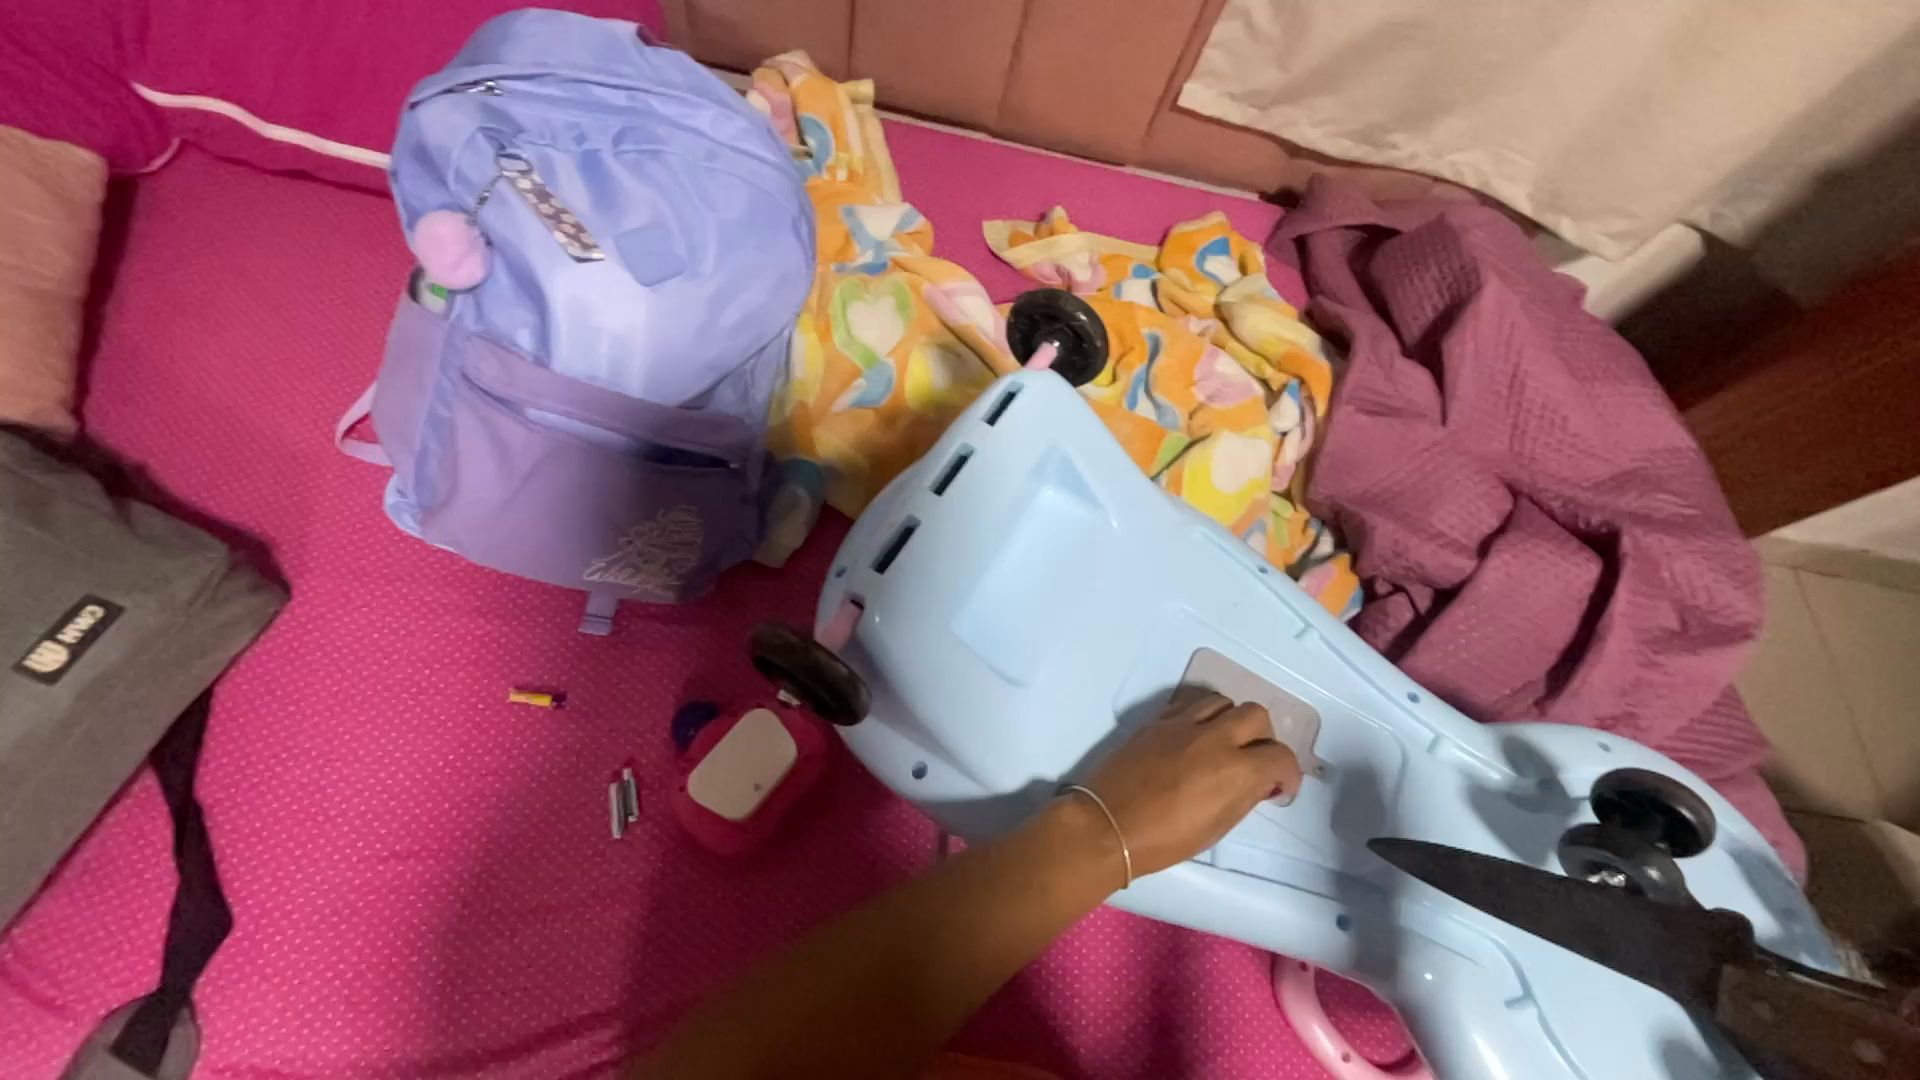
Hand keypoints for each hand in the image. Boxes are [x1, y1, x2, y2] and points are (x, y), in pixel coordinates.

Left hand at [1077, 692, 1302, 877]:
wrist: (1109, 824)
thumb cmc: (1165, 839)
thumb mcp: (1217, 827)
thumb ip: (1245, 796)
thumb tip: (1261, 781)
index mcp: (1236, 770)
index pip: (1281, 756)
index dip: (1288, 773)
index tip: (1279, 787)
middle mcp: (1214, 738)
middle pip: (1256, 714)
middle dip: (1263, 737)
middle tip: (1253, 759)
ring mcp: (1182, 724)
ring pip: (1222, 701)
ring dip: (1231, 719)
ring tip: (1222, 743)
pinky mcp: (1156, 721)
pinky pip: (1188, 704)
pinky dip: (1200, 715)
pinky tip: (1193, 736)